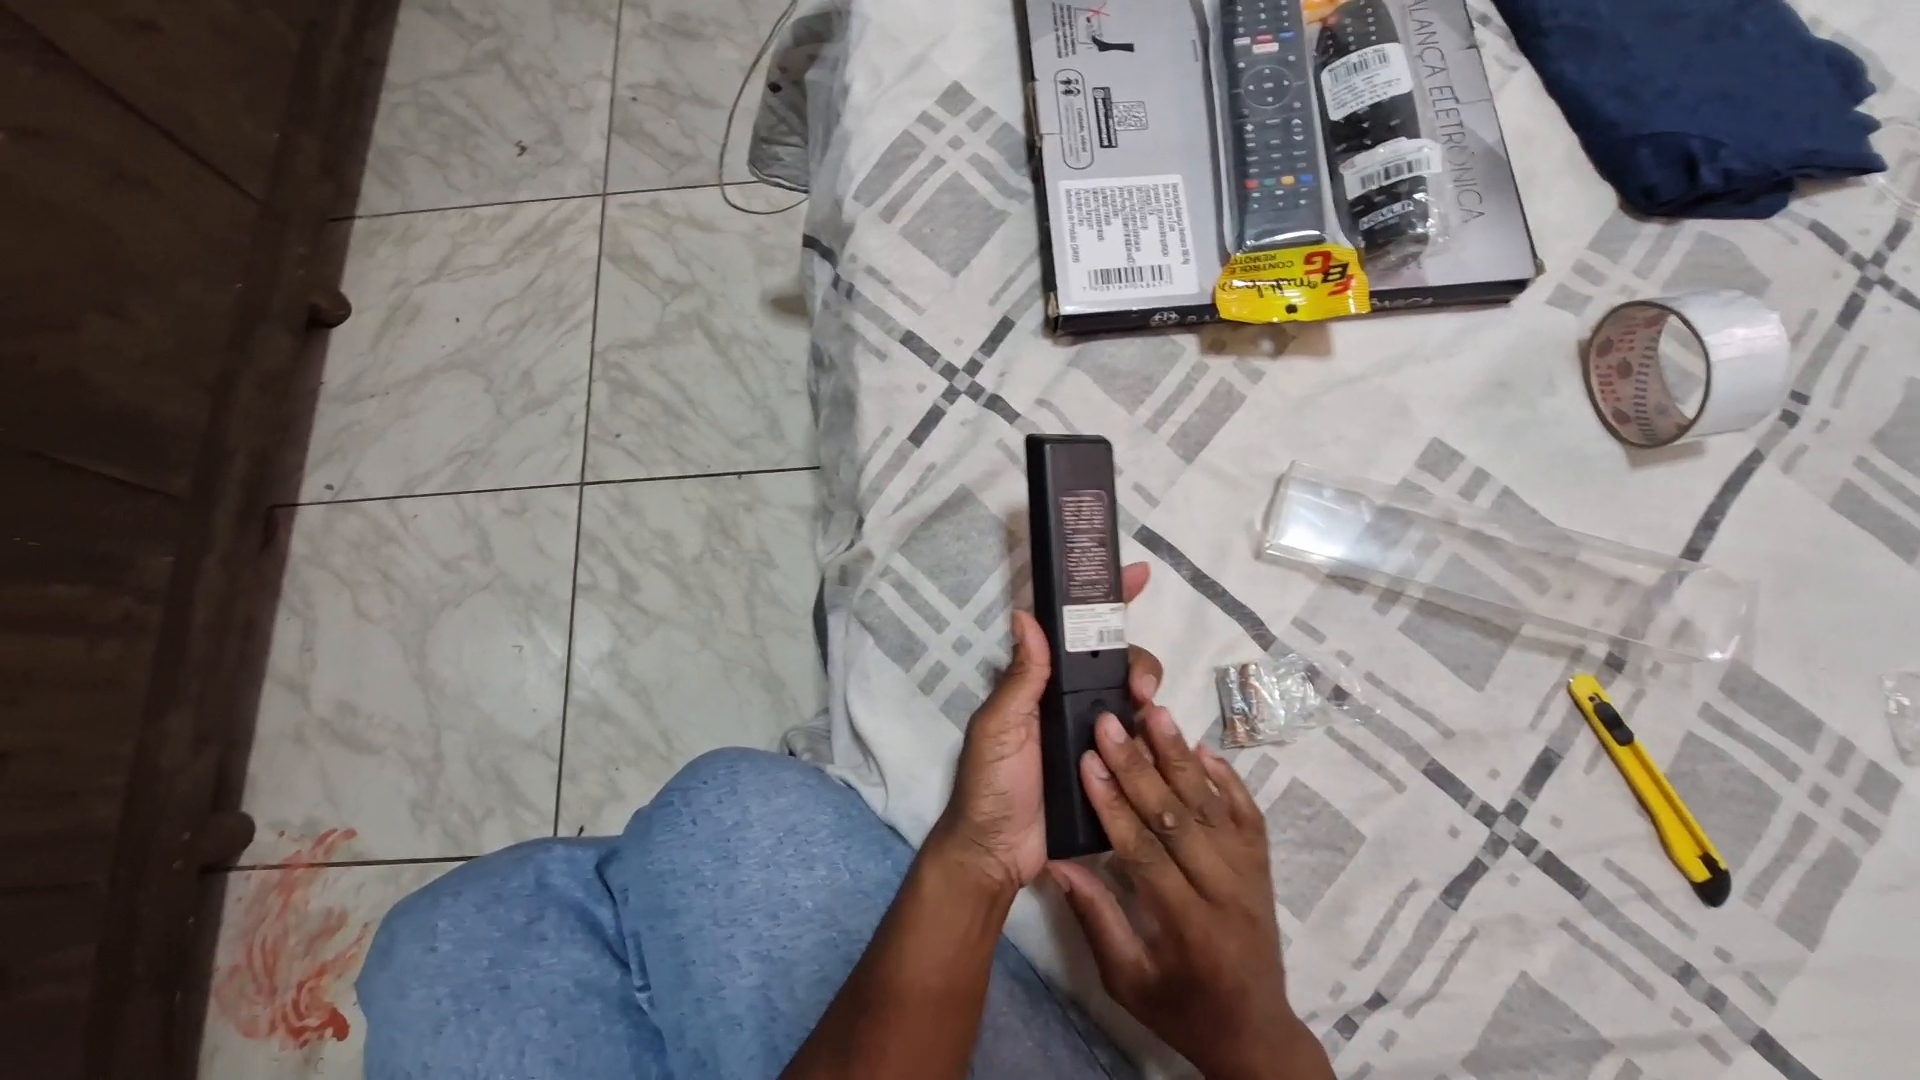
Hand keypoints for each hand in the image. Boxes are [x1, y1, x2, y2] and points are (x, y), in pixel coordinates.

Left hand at [928, 563, 1161, 894]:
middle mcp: (1072, 704)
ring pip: (1134, 701)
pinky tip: (1160, 736)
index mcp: (1042, 687)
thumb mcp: (999, 727)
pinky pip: (1143, 744)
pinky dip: (1155, 735)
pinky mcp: (1115, 772)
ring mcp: (1096, 738)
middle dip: (1138, 660)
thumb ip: (1020, 678)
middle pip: (1118, 665)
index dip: (1106, 603)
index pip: (1076, 636)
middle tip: (1140, 685)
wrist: (999, 854)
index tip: (1137, 576)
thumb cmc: (991, 784)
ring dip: (1147, 694)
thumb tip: (1026, 616)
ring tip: (1146, 707)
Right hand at [1048, 709, 1333, 1079]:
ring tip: (1155, 713)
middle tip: (1110, 723)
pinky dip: (1226, 777)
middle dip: (1139, 766)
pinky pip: (1248, 812)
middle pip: (1178, 817)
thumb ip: (1096, 919)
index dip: (1113, 805)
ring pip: (1213, 805)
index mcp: (1188, 926)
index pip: (1145, 852)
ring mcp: (1251, 875)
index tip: (1087, 761)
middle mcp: (1226, 893)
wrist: (1256, 1032)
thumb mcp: (1127, 980)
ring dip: (1181, 755)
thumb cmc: (1182, 1009)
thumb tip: (1057, 864)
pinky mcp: (1264, 866)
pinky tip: (1202, 747)